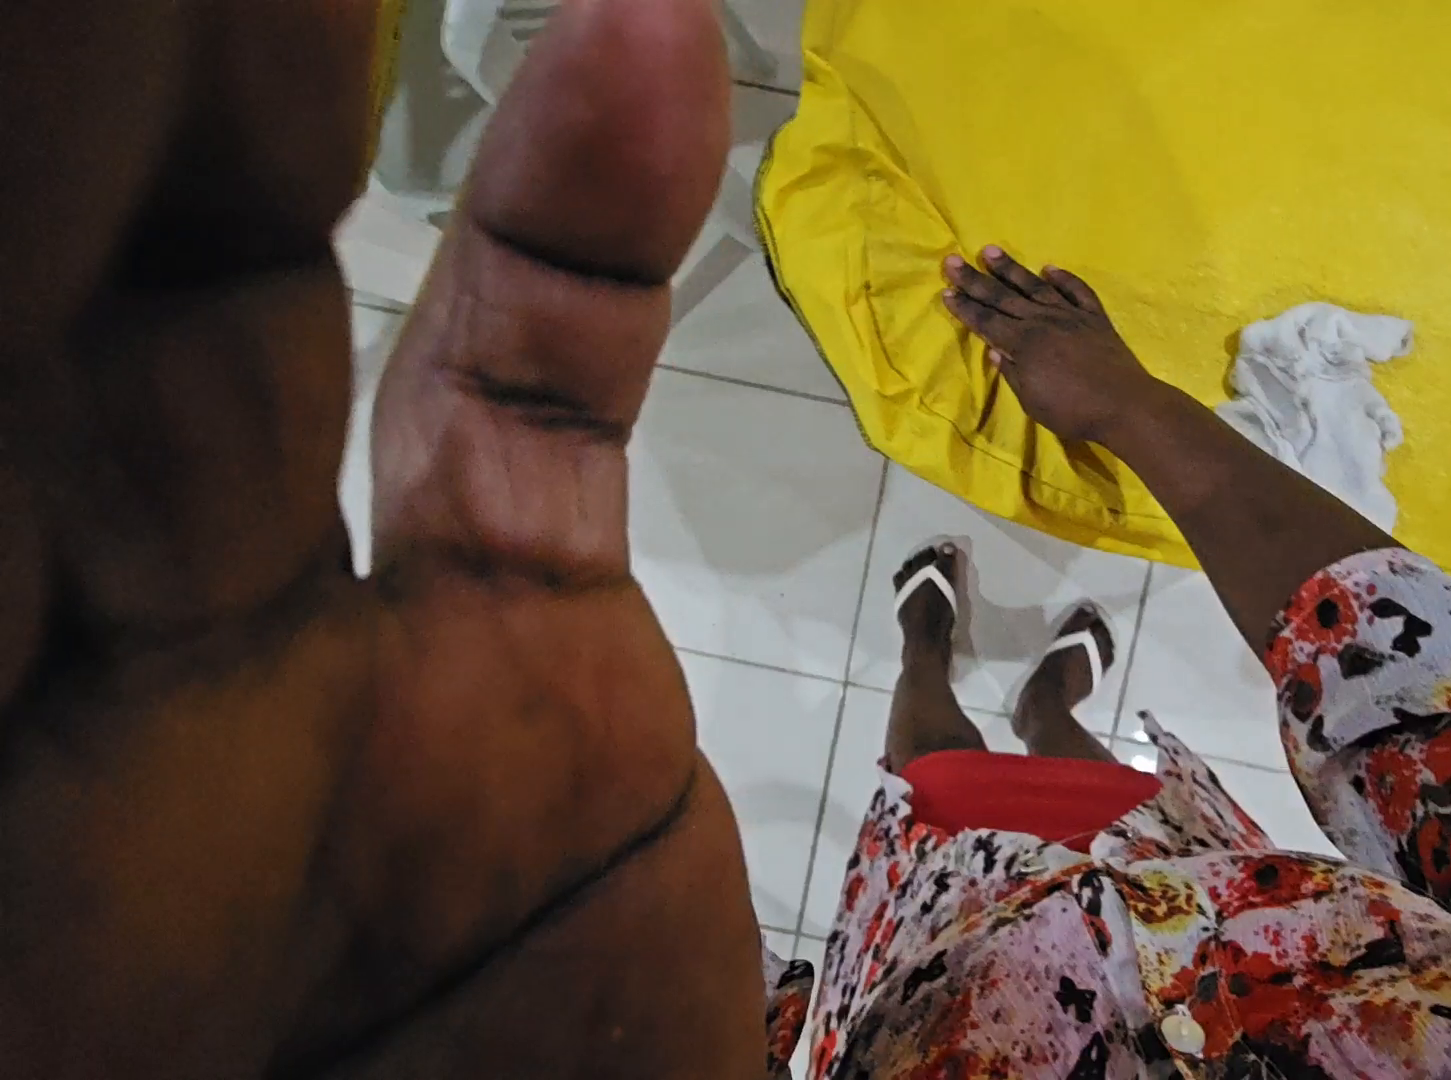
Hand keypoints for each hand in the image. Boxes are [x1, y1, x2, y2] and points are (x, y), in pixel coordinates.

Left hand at [0, 1, 763, 1076]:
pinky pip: (549, 411)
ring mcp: (328, 640)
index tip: (73, 12)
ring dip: (306, 66)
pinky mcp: (535, 645)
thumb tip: (60, 353)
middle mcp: (26, 655)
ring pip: (261, 286)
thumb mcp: (31, 935)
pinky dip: (602, 250)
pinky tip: (651, 72)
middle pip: (42, 268)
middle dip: (121, 61)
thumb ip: (7, 613)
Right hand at [941, 248, 1163, 443]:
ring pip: (1035, 286)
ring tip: (990, 251)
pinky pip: (1076, 291)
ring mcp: (1071, 315)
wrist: (1123, 404)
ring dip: (1011, 269)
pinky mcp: (1095, 318)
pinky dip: (1063, 279)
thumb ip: (1014, 374)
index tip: (947, 291)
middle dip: (975, 280)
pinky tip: (1049, 269)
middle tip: (953, 260)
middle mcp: (1043, 321)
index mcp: (1024, 344)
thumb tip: (996, 351)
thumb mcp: (1033, 401)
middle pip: (1003, 297)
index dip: (965, 308)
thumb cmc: (1072, 411)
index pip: (986, 322)